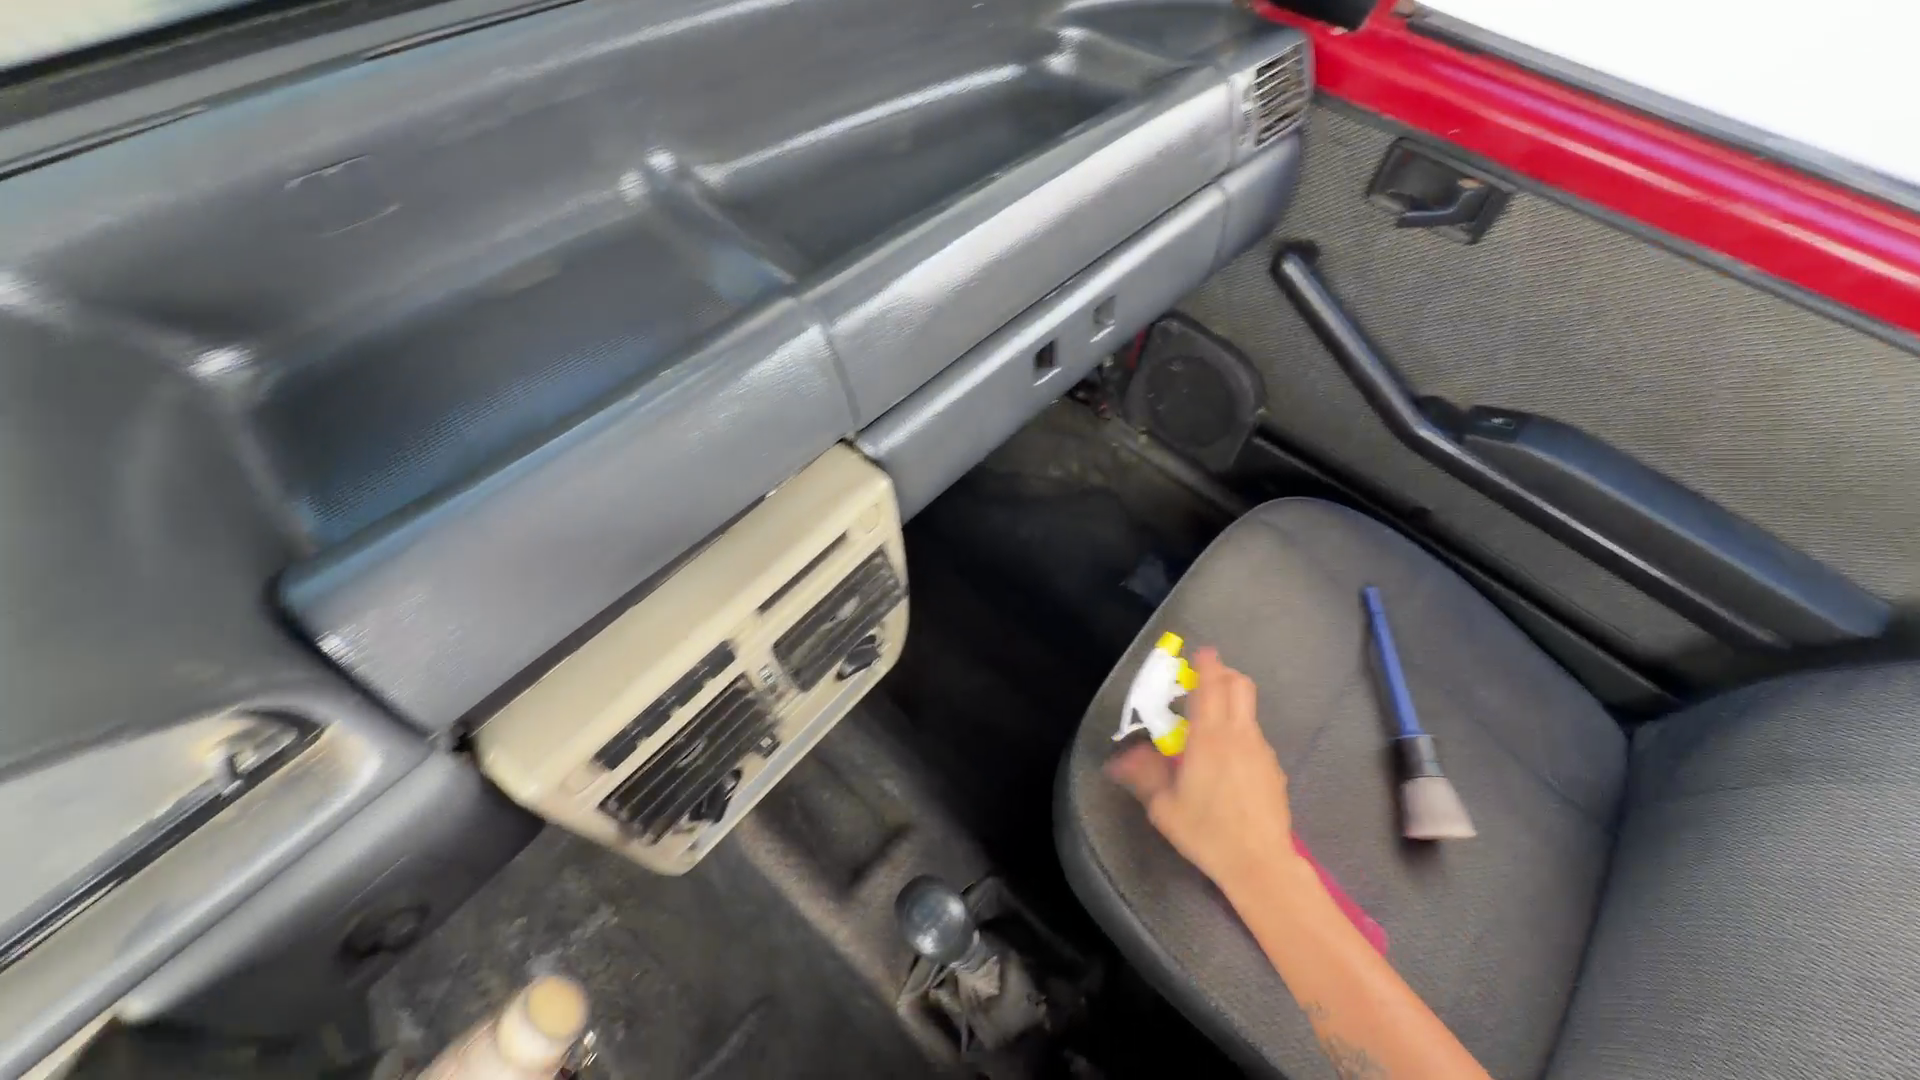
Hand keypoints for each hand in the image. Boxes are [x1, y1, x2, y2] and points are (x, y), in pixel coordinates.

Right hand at [1106, 647, 1300, 895]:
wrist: (1260, 864)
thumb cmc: (1207, 832)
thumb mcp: (1164, 807)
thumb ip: (1143, 775)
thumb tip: (1119, 758)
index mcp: (1210, 738)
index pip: (1212, 686)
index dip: (1207, 664)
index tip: (1200, 653)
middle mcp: (1240, 736)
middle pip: (1240, 686)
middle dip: (1224, 674)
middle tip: (1204, 678)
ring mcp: (1262, 752)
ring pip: (1249, 711)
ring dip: (1231, 704)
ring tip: (1210, 724)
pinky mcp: (1274, 770)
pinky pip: (1254, 737)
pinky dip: (1240, 733)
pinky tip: (1227, 761)